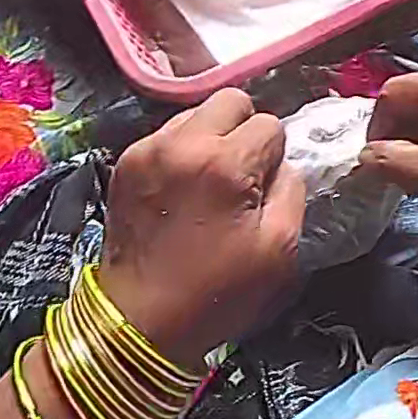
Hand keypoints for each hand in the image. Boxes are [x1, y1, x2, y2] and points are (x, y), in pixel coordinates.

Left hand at [99, 89, 305, 365]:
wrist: (141, 318)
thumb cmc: (217, 293)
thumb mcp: (278, 251)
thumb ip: (292, 192)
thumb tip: (283, 164)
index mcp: (223, 163)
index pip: (269, 125)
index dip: (274, 156)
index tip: (263, 189)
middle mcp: (182, 143)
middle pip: (231, 100)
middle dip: (246, 129)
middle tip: (242, 170)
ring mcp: (148, 149)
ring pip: (196, 112)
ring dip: (212, 136)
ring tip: (209, 179)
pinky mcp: (126, 161)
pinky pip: (167, 135)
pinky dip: (183, 150)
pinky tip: (183, 187)